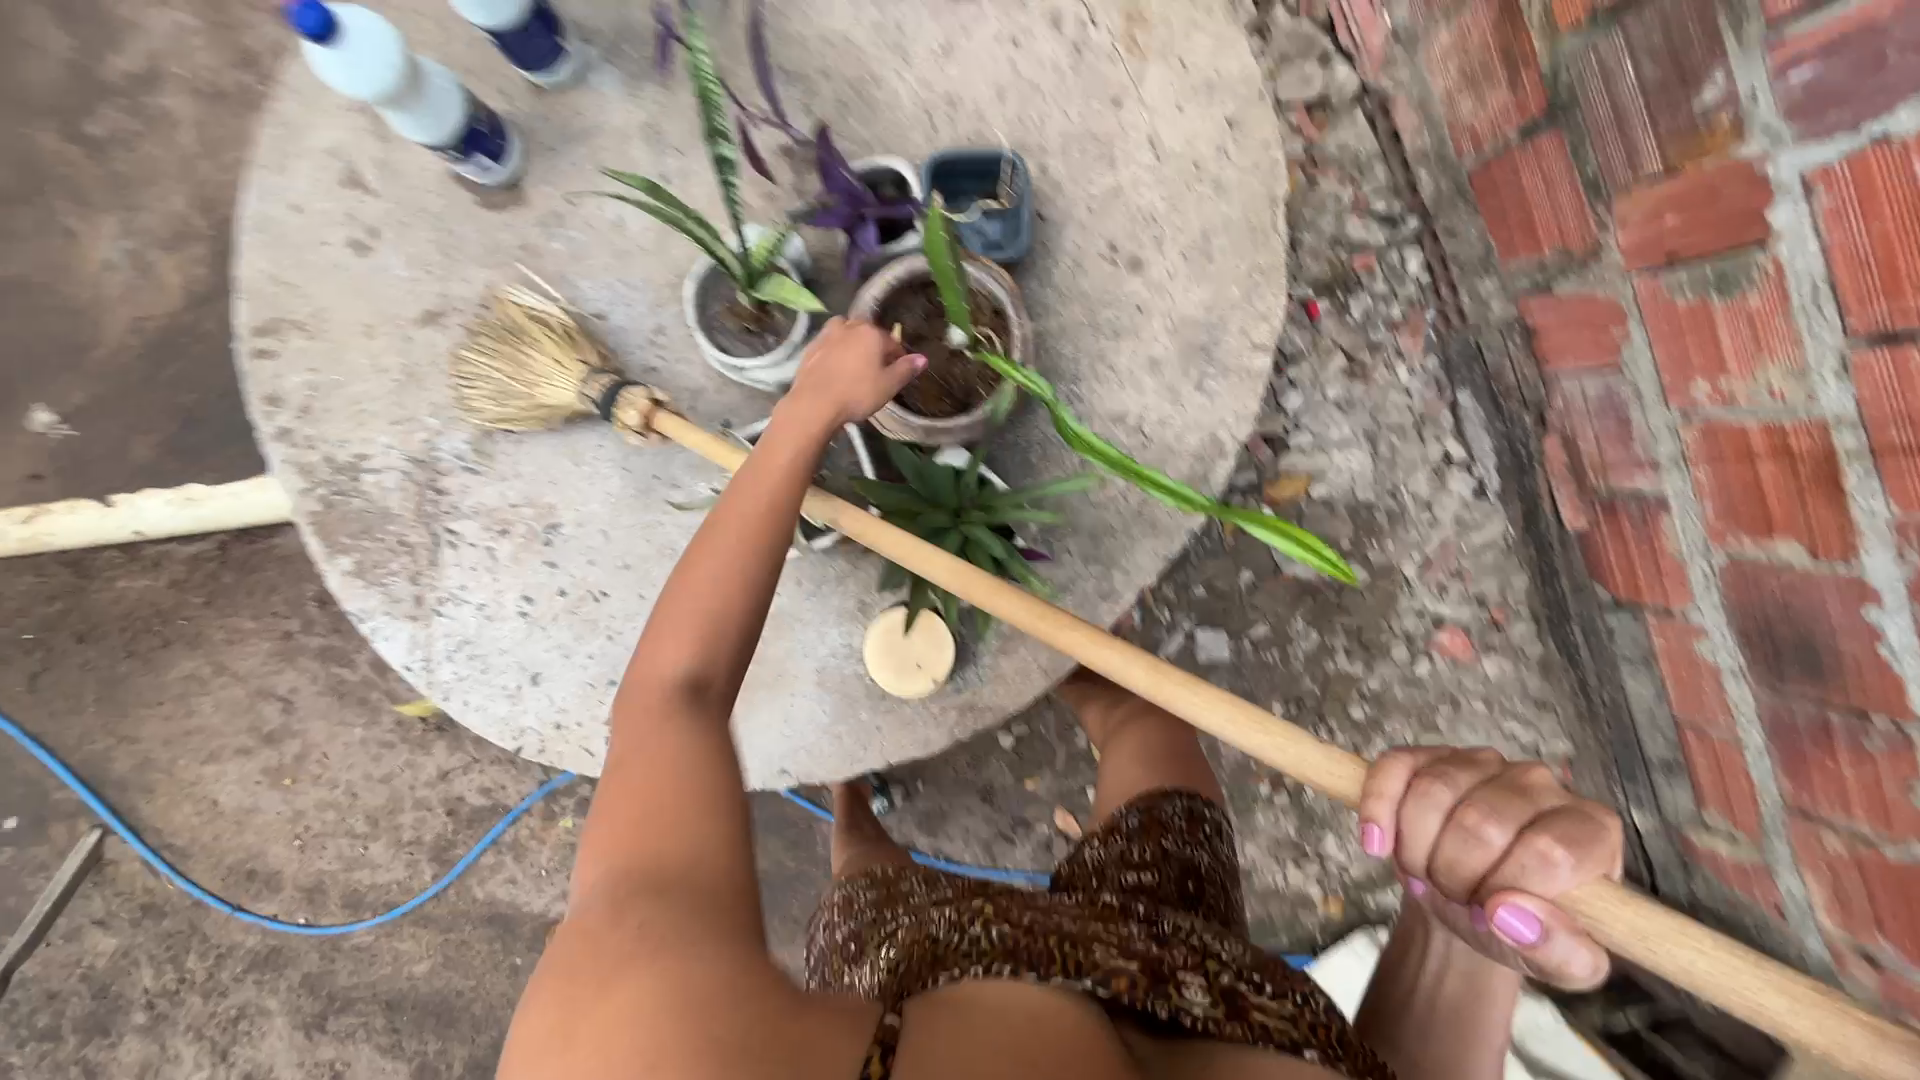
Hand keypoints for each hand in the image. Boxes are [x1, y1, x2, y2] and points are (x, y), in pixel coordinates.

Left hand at [781, 317, 925, 430]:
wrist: (814, 404)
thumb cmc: (857, 394)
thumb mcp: (888, 386)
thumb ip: (906, 369)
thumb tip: (922, 358)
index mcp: (871, 333)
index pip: (892, 342)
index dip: (897, 358)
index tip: (896, 373)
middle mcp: (849, 327)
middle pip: (867, 333)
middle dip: (874, 347)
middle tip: (875, 369)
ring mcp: (827, 335)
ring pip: (845, 333)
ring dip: (852, 343)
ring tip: (854, 364)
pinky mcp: (810, 347)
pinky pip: (829, 344)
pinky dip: (834, 351)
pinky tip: (835, 369)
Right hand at [1359, 747, 1622, 989]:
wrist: (1469, 903)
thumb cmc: (1520, 926)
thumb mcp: (1560, 964)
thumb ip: (1560, 951)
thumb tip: (1511, 914)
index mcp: (1590, 829)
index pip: (1548, 851)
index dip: (1506, 889)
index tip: (1491, 914)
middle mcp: (1542, 783)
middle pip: (1481, 822)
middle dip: (1453, 873)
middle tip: (1454, 895)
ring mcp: (1481, 761)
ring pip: (1433, 791)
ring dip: (1415, 848)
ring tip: (1425, 871)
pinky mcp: (1427, 755)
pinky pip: (1393, 767)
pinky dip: (1378, 808)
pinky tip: (1378, 842)